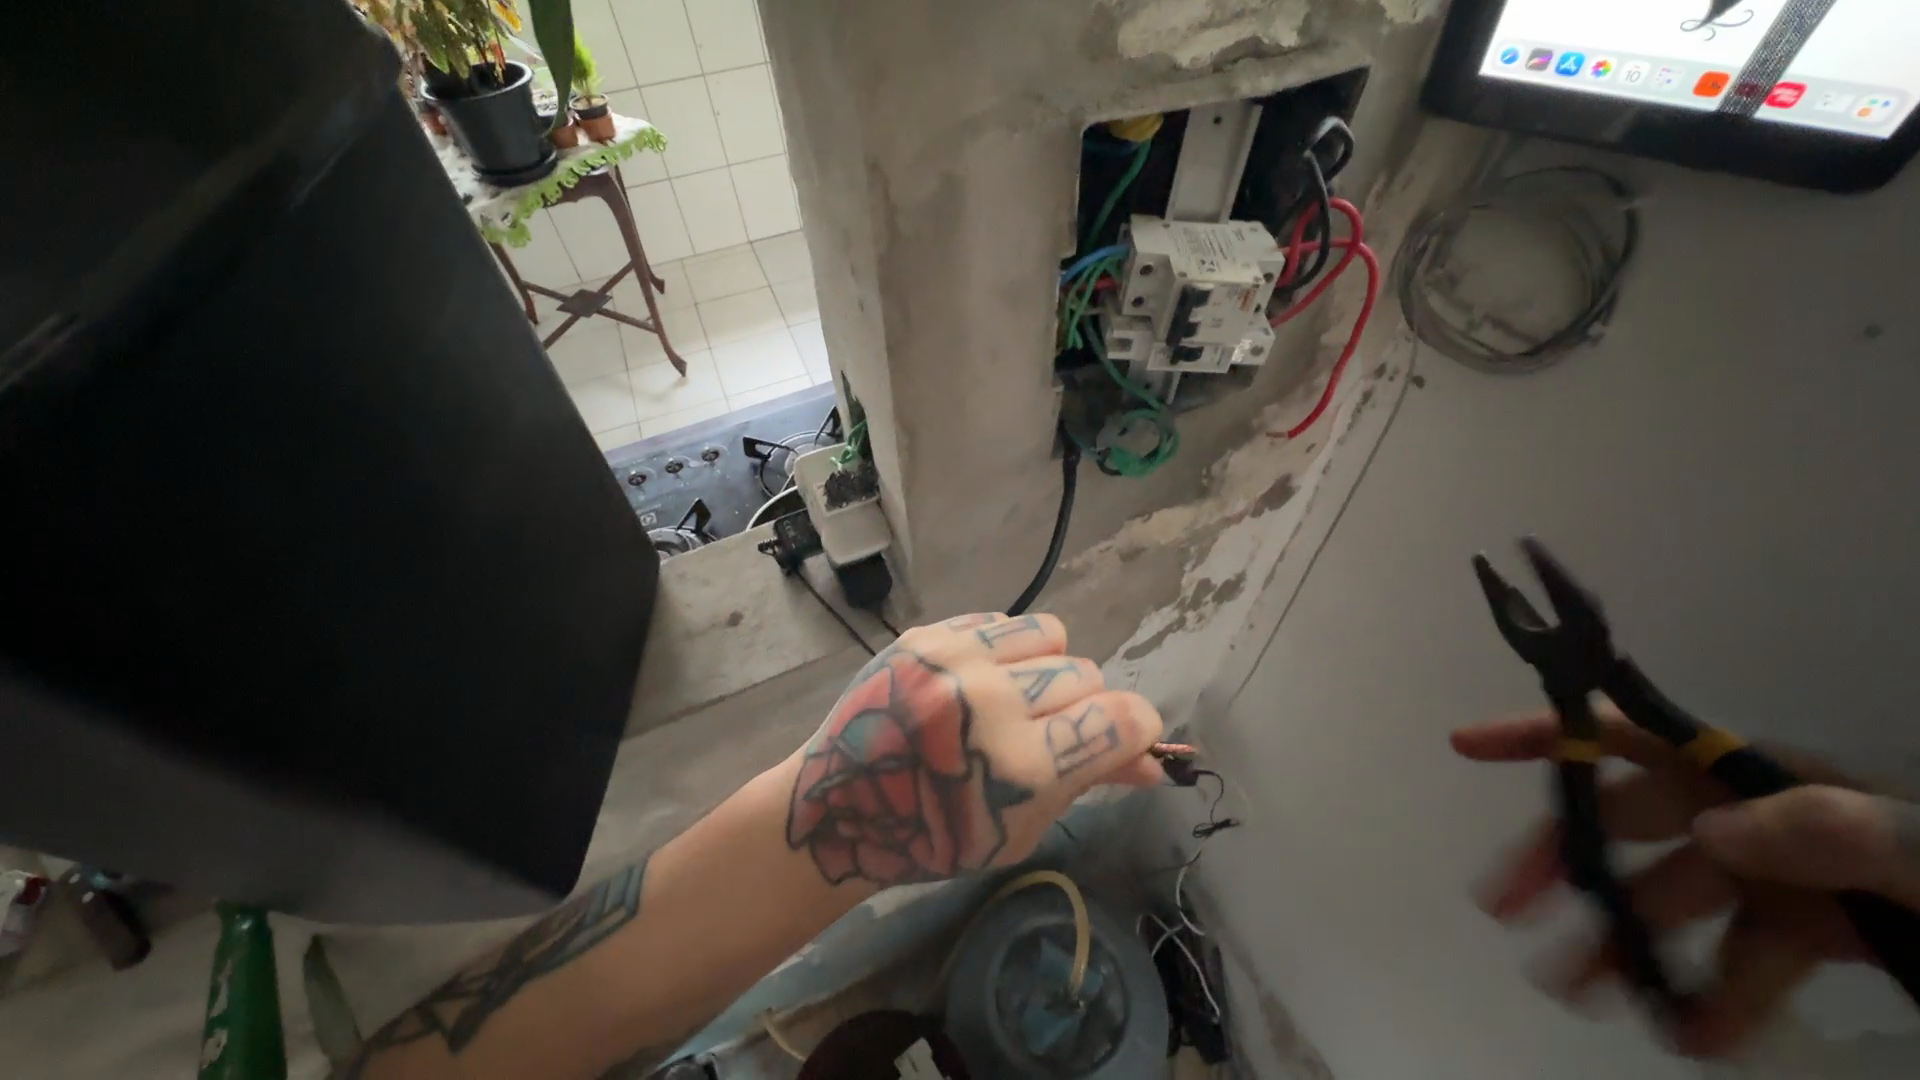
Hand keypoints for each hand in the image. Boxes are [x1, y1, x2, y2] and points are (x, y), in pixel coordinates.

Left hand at [784, 612, 1163, 889]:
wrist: (843, 804)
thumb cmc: (937, 837)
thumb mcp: (1022, 828)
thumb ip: (1091, 781)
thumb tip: (1155, 761)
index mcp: (1020, 767)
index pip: (1122, 719)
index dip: (1139, 729)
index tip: (1128, 736)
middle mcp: (991, 702)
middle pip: (1089, 674)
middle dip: (1084, 706)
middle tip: (1047, 732)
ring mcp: (954, 661)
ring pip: (1052, 634)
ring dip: (1048, 667)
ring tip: (1015, 697)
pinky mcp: (927, 635)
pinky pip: (1003, 621)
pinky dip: (1006, 649)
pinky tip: (980, 679)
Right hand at [1453, 709, 1919, 1057]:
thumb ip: (1836, 831)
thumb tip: (1715, 828)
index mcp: (1765, 776)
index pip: (1631, 737)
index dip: (1544, 735)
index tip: (1466, 747)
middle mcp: (1755, 813)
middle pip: (1626, 823)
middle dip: (1561, 861)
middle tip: (1503, 908)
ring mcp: (1781, 872)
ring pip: (1670, 895)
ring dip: (1621, 940)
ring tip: (1574, 989)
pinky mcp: (1811, 927)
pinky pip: (1737, 954)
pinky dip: (1708, 991)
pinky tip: (1691, 1034)